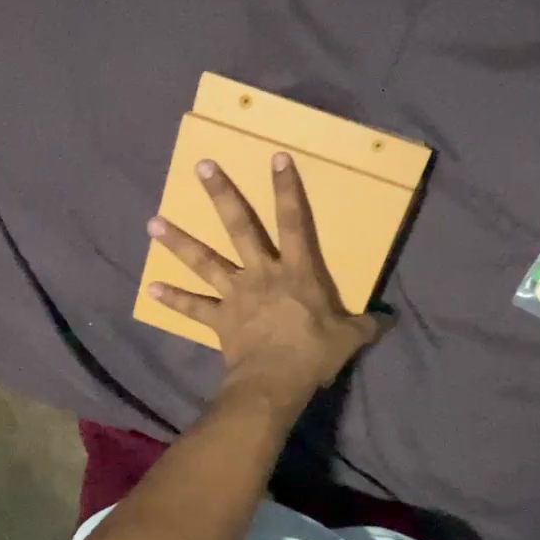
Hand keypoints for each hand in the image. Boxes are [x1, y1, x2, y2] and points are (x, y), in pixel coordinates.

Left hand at [148, 154, 389, 408]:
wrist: (274, 382)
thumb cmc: (312, 355)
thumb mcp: (348, 338)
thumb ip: (366, 325)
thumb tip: (389, 322)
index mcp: (296, 272)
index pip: (293, 222)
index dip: (287, 190)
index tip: (275, 157)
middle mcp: (261, 274)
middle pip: (239, 227)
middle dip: (221, 195)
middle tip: (202, 166)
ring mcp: (236, 295)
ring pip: (204, 261)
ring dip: (178, 241)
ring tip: (153, 222)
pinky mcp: (219, 319)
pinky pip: (193, 307)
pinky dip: (172, 299)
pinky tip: (150, 288)